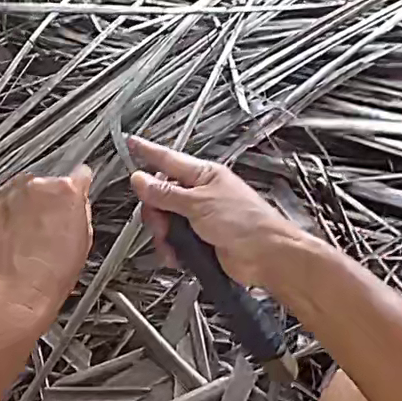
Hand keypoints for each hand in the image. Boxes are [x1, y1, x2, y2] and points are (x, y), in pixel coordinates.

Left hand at [0, 165, 93, 328]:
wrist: (20, 290)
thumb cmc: (53, 273)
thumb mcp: (84, 238)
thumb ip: (81, 210)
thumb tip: (79, 202)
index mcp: (68, 190)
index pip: (81, 174)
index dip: (80, 187)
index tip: (78, 193)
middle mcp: (39, 186)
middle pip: (51, 183)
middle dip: (52, 199)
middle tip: (53, 224)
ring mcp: (15, 194)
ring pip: (29, 190)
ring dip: (31, 204)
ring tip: (35, 232)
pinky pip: (9, 201)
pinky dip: (13, 212)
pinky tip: (19, 234)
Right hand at [126, 136, 304, 288]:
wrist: (269, 257)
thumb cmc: (248, 223)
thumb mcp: (199, 204)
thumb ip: (166, 193)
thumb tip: (141, 179)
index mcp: (204, 175)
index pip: (168, 159)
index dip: (147, 152)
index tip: (132, 143)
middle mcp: (201, 193)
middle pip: (161, 195)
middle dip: (155, 211)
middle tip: (159, 223)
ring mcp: (201, 216)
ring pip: (165, 219)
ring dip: (163, 234)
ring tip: (172, 244)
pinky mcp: (202, 238)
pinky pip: (175, 239)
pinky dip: (172, 248)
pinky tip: (177, 255)